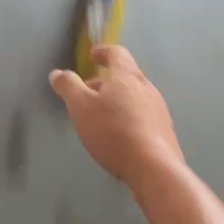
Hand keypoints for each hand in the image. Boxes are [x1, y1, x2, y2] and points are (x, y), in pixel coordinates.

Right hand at [49, 45, 183, 185]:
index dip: (103, 52)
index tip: (92, 56)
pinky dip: (130, 120)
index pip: (117, 53)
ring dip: (118, 102)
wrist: (156, 171)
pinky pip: (144, 118)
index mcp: (127, 76)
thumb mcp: (81, 107)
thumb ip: (68, 86)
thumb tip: (57, 73)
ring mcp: (160, 112)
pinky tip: (120, 138)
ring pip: (135, 98)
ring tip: (102, 118)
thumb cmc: (114, 131)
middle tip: (88, 94)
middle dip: (106, 83)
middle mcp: (147, 88)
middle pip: (126, 77)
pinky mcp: (166, 135)